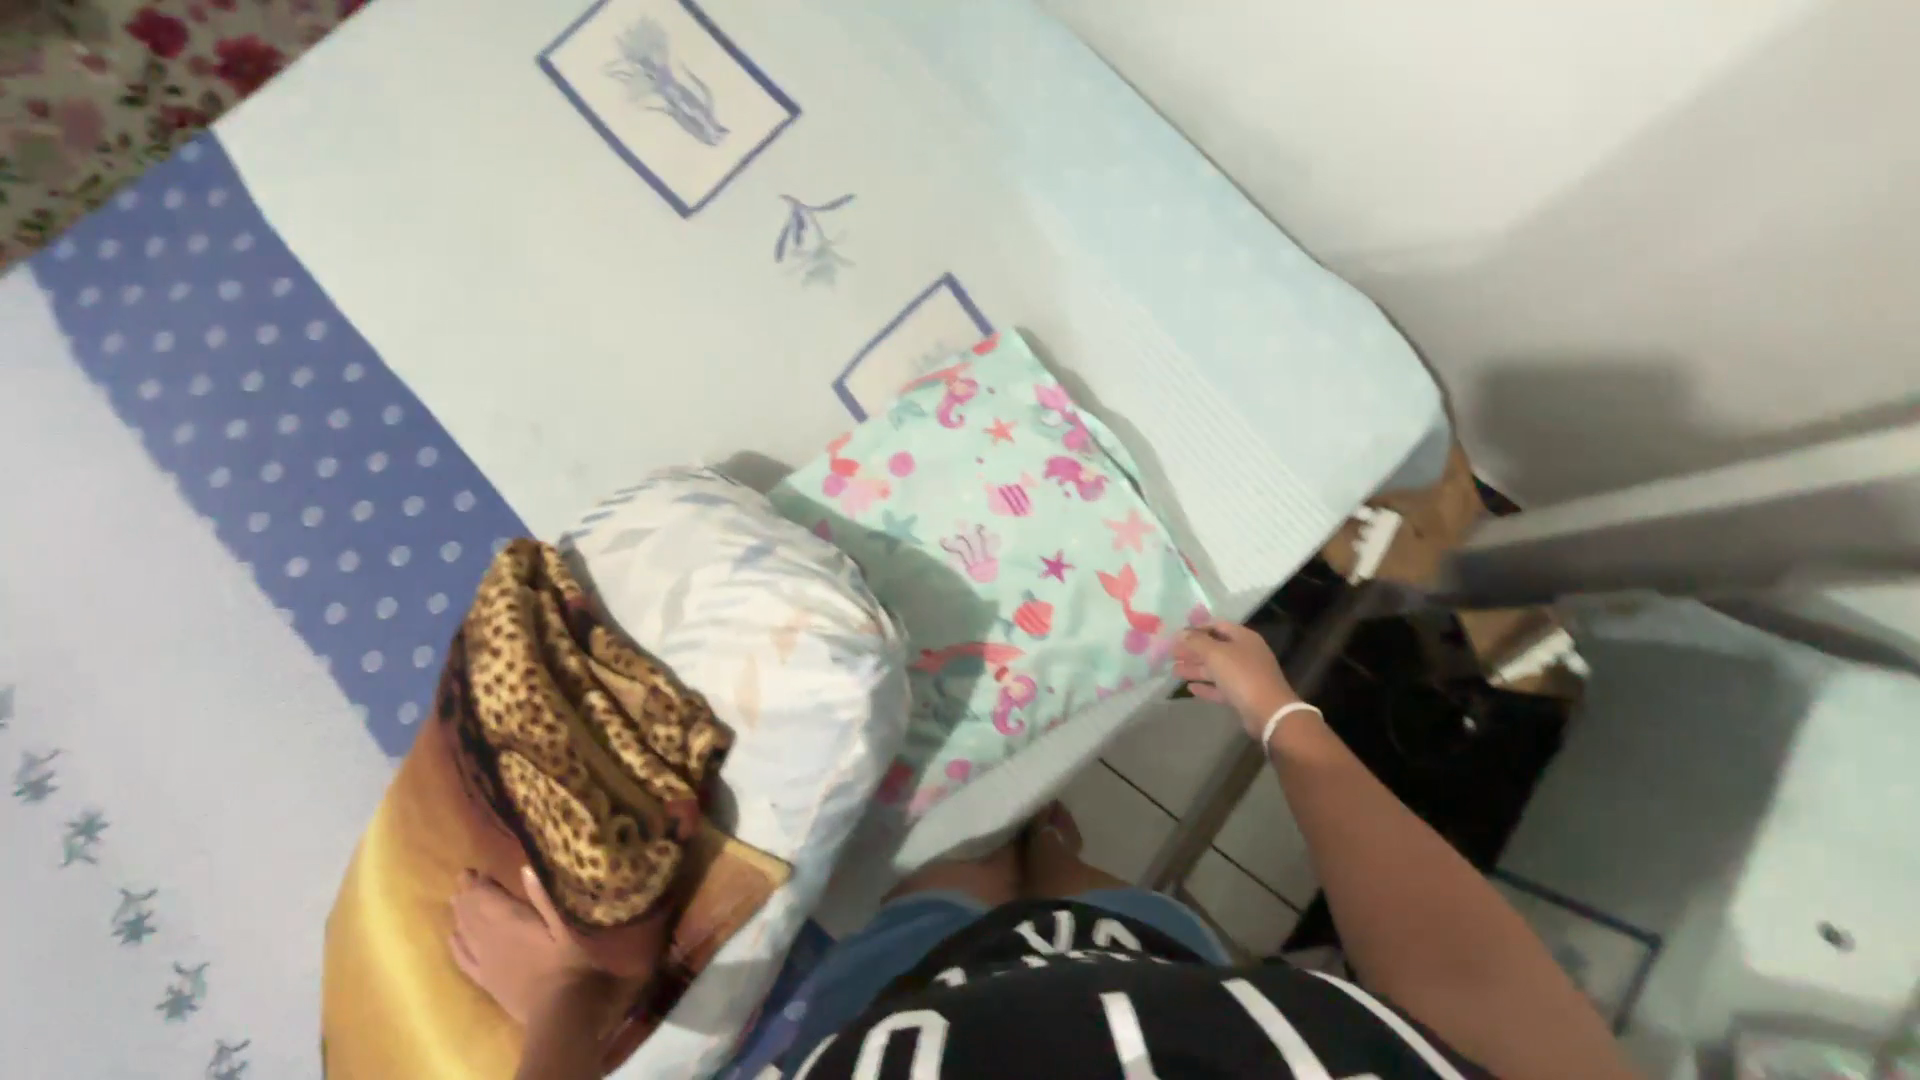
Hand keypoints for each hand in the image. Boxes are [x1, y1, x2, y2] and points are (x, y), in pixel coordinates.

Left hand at [449, 866, 607, 1025]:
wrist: (559, 1010)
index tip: (473, 869)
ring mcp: (486, 962)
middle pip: (473, 913)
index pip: (486, 898)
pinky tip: (452, 938)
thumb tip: (525, 867)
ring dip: (460, 915)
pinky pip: (464, 960)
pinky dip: (456, 947)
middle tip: (462, 877)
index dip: (478, 883)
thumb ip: (544, 896)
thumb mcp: (566, 924)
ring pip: (466, 933)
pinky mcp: (487, 980)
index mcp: (510, 921)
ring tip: (455, 900)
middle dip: (467, 895)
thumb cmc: (570, 962)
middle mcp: (491, 939)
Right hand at [1173, 622, 1302, 740]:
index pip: (1217, 626)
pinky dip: (1206, 686)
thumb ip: (1196, 642)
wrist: (1268, 711)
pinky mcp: (1243, 695)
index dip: (1197, 629)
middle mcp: (1245, 653)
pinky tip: (1190, 688)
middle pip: (1215, 648)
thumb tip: (1180, 633)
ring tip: (1174, 671)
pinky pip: (1220, 687)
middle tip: (1172, 655)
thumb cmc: (1242, 675)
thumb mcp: (1216, 653)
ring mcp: (1245, 675)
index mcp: (1243, 638)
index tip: (1177, 635)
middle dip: (1193, 651)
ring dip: (1196, 669)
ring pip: (1216, 669)